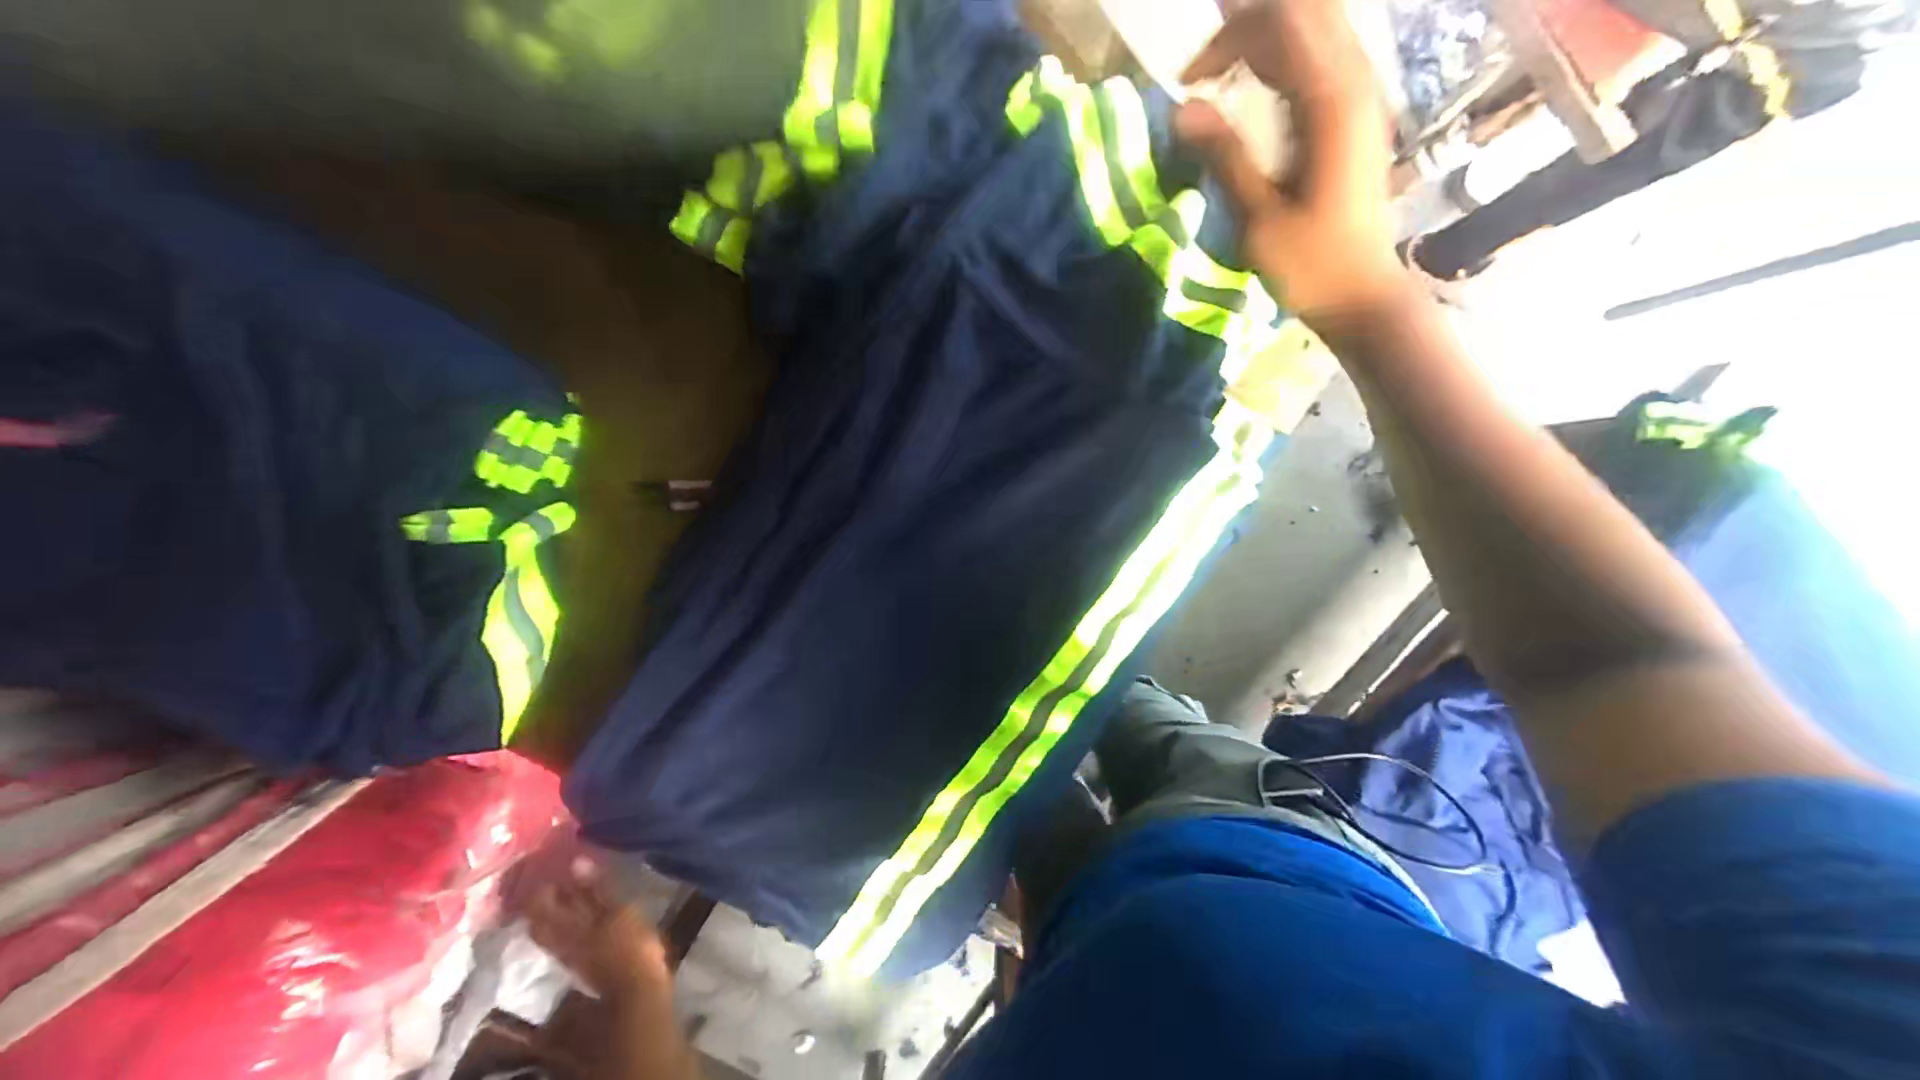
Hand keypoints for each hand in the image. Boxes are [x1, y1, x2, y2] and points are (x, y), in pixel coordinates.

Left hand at [522, 859, 670, 1002]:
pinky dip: (565, 918)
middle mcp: (559, 940)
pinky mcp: (580, 959)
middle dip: (542, 896)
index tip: (548, 860)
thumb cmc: (629, 946)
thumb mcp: (618, 911)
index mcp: (564, 927)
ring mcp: (568, 952)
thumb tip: (575, 861)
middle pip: (538, 918)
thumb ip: (597, 888)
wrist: (636, 989)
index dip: (539, 882)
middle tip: (554, 872)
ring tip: (567, 886)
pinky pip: (561, 934)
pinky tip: (580, 908)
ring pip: (548, 927)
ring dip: (553, 907)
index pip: (537, 904)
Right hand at [1175, 0, 1403, 320]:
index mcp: (1331, 104)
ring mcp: (1363, 95)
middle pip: (1305, 10)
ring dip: (1266, 41)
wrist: (1362, 294)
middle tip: (1204, 70)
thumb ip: (1225, 155)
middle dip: (1248, 25)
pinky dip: (1284, 61)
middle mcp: (1355, 83)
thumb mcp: (1259, 217)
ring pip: (1317, 28)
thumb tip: (1182, 108)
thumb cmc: (1310, 265)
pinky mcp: (1359, 114)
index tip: (1190, 81)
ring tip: (1222, 78)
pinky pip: (1324, 57)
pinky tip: (1255, 95)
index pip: (1284, 21)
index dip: (1230, 35)